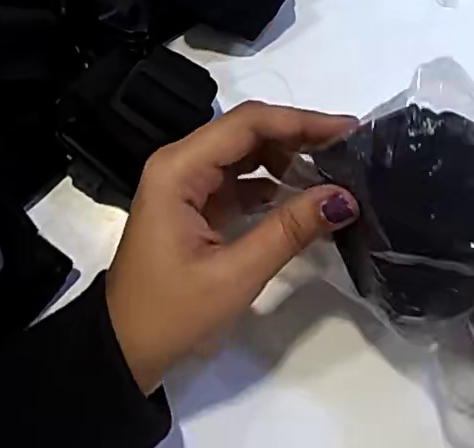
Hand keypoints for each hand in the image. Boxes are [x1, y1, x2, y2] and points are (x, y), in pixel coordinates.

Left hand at [105, 101, 360, 392]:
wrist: (124, 351)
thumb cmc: (170, 313)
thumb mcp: (234, 276)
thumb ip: (288, 230)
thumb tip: (343, 197)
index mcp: (179, 167)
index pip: (246, 125)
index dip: (298, 121)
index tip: (346, 129)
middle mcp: (181, 161)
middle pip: (246, 132)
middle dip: (297, 135)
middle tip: (349, 147)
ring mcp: (188, 181)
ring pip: (245, 152)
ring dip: (287, 157)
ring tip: (334, 168)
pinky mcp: (196, 201)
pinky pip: (239, 178)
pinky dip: (272, 182)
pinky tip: (303, 195)